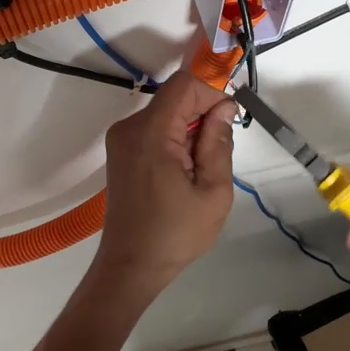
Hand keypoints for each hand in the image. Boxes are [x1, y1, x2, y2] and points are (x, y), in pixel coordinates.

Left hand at [92, 71, 238, 294]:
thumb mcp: (214, 192)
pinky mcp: (120, 154)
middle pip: (174, 98)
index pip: (184, 85)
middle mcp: (129, 128)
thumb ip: (219, 144)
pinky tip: (182, 174)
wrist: (131, 265)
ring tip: (199, 171)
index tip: (229, 122)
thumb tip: (222, 110)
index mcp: (150, 133)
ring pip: (165, 115)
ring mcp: (121, 141)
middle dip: (202, 117)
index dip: (212, 94)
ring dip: (189, 132)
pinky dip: (173, 141)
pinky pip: (153, 131)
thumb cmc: (176, 234)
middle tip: (216, 156)